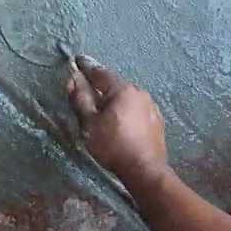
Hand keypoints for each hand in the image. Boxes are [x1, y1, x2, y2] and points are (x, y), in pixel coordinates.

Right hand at [65, 56, 168, 185]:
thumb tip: (73, 78)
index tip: (77, 60)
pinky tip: (120, 122)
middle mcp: (140, 93)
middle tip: (86, 92)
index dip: (86, 67)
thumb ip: (80, 99)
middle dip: (100, 87)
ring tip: (103, 111)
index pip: (100, 73)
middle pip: (114, 86)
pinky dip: (126, 111)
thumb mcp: (90, 123)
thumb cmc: (113, 146)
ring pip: (127, 98)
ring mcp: (151, 107)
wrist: (144, 170)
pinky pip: (136, 110)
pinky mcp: (157, 121)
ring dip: (114, 101)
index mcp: (123, 90)